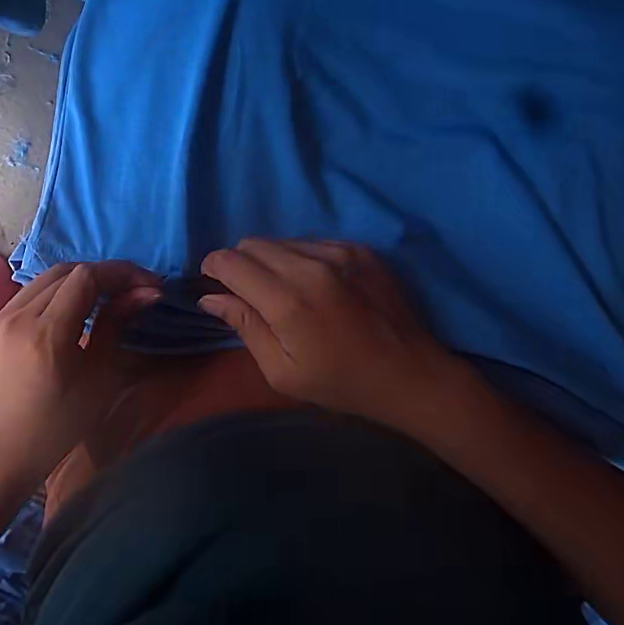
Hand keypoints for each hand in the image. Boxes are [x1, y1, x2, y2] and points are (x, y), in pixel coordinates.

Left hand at [0, 261, 159, 487]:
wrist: (5, 449)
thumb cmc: (59, 422)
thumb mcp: (97, 375)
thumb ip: (115, 323)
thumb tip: (146, 292)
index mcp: (46, 332)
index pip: (86, 278)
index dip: (121, 273)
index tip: (149, 284)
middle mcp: (20, 314)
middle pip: (68, 271)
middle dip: (105, 273)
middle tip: (135, 288)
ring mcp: (4, 314)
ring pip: (50, 276)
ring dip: (83, 277)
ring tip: (111, 292)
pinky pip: (34, 289)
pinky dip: (61, 288)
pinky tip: (78, 303)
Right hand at [199, 239, 467, 424]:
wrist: (413, 375)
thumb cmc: (342, 383)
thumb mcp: (282, 371)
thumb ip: (245, 326)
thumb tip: (211, 297)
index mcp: (287, 301)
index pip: (231, 262)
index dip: (214, 267)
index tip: (213, 282)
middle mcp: (310, 266)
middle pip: (252, 244)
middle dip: (239, 263)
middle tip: (246, 291)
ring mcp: (338, 253)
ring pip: (281, 241)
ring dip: (269, 260)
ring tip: (283, 290)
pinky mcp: (358, 249)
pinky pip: (311, 242)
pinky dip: (300, 258)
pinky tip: (315, 286)